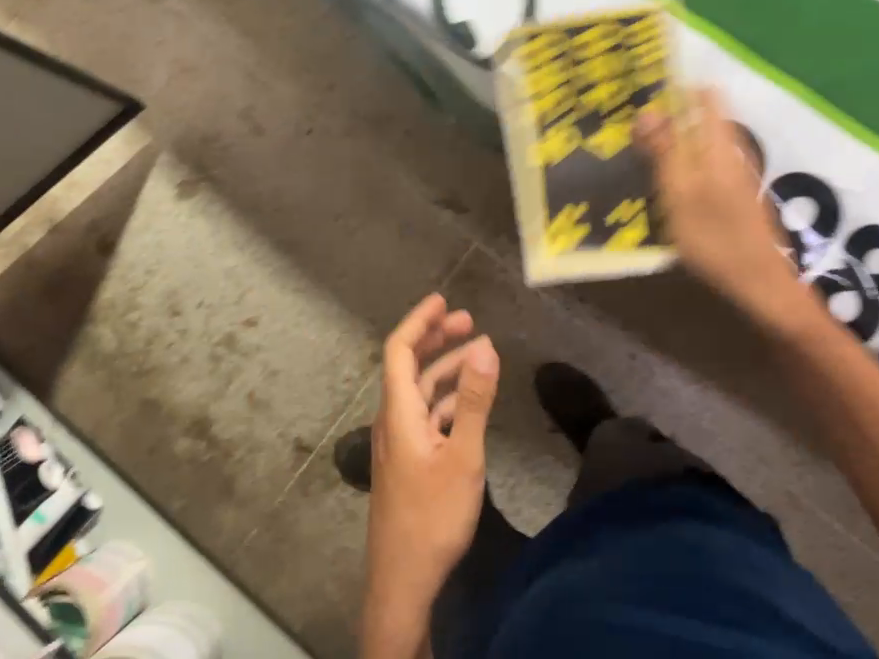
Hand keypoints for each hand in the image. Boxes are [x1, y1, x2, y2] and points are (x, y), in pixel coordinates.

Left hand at [361, 294, 499, 657]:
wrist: (403, 579)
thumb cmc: (432, 516)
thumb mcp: (463, 457)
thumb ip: (475, 401)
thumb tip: (485, 346)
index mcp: (398, 412)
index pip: (399, 351)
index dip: (419, 321)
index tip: (443, 300)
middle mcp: (392, 420)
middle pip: (408, 367)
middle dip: (436, 339)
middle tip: (468, 319)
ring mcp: (398, 443)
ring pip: (420, 392)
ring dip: (445, 369)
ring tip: (478, 354)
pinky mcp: (408, 462)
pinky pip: (426, 416)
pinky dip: (448, 399)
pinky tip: (470, 402)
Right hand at [637, 88, 809, 326]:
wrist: (763, 285)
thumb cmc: (716, 239)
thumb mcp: (679, 195)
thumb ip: (664, 152)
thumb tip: (648, 109)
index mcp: (720, 145)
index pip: (705, 95)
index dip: (678, 88)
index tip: (645, 93)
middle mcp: (732, 153)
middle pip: (702, 119)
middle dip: (669, 117)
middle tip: (631, 130)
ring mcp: (736, 176)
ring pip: (702, 145)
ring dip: (673, 144)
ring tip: (639, 155)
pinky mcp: (735, 198)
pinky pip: (704, 167)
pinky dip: (683, 167)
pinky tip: (664, 188)